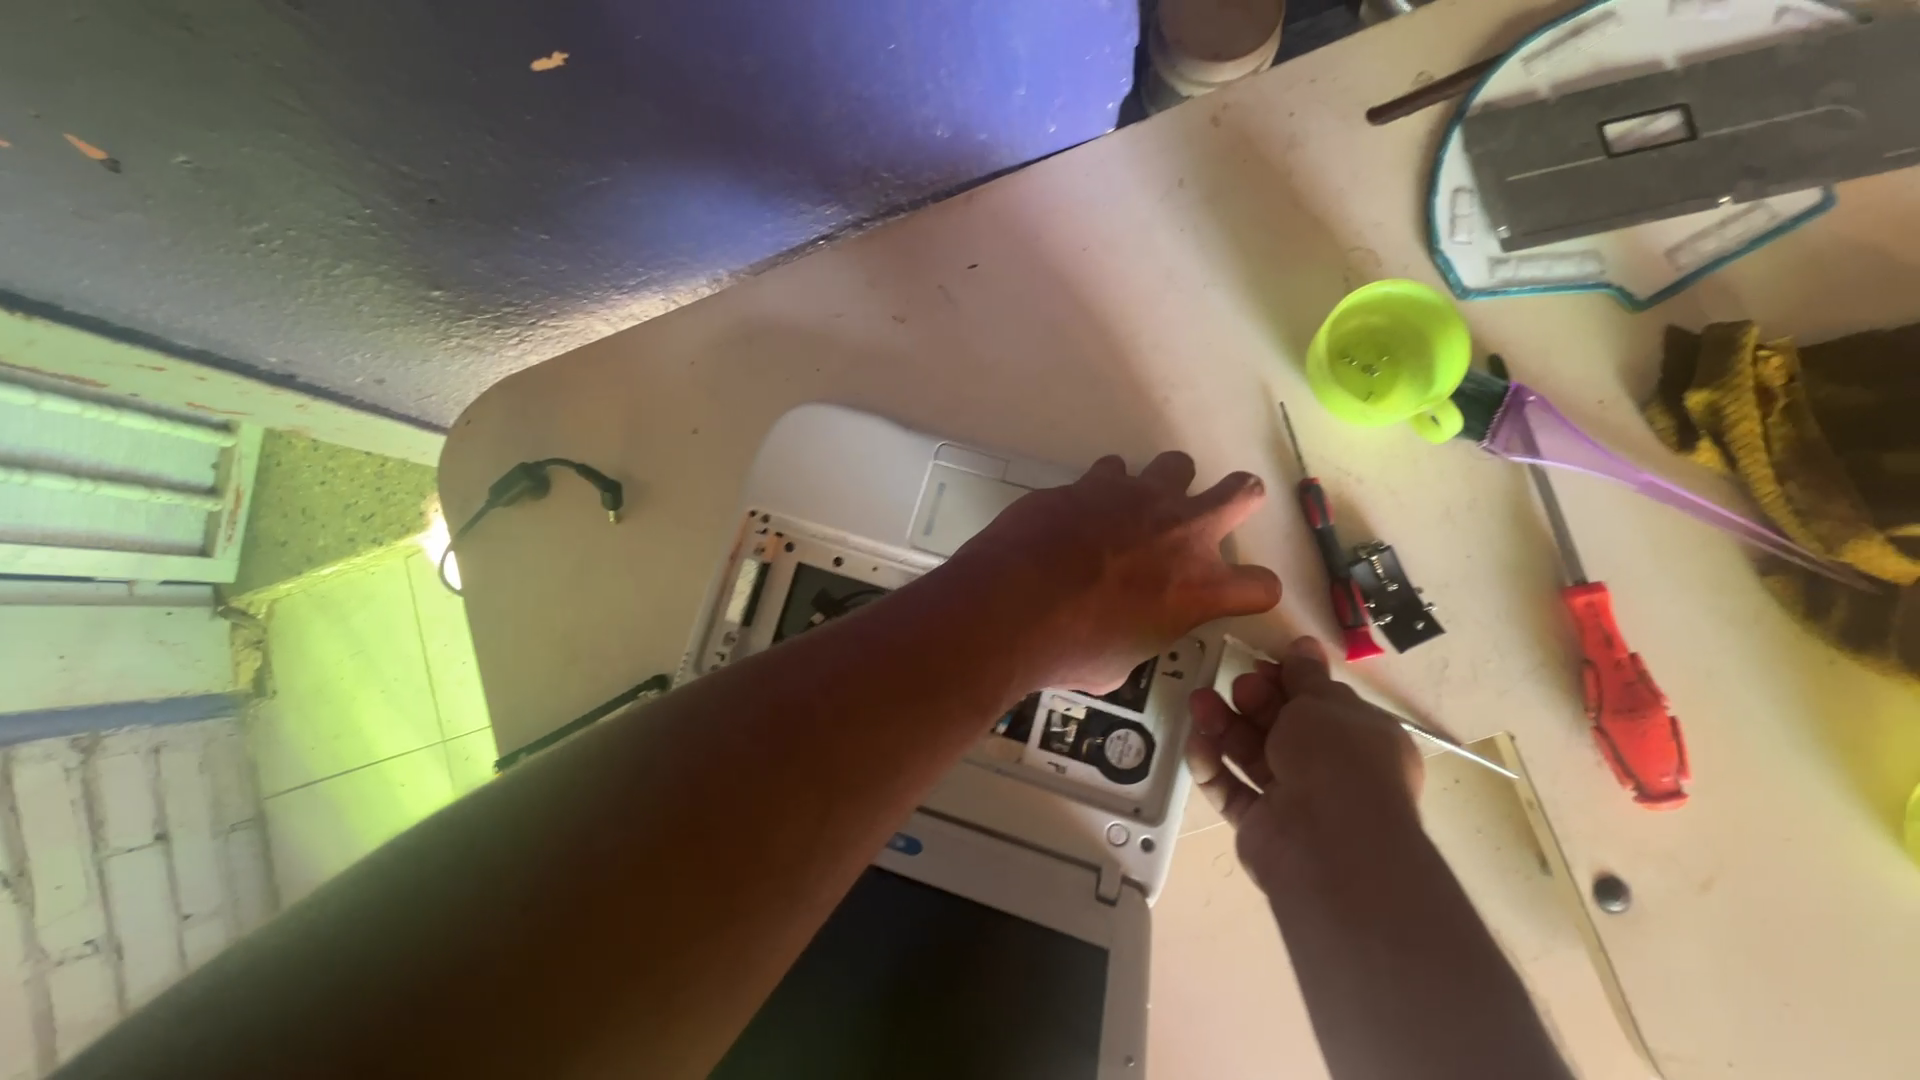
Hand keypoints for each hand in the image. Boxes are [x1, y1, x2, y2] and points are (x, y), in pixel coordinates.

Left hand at [944, 451, 1280, 692]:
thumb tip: (1123, 631)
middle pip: (1242, 492)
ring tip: (1141, 504)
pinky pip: (1112, 470)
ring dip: (1167, 483)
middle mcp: (1181, 532)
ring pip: (1176, 465)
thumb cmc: (1070, 650)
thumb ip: (1139, 635)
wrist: (1010, 606)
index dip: (1254, 591)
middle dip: (1241, 496)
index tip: (1239, 593)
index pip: (1261, 585)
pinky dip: (1105, 488)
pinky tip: (1082, 509)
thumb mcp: (1120, 663)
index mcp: (1200, 588)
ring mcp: (1136, 497)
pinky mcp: (1090, 482)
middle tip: (1226, 506)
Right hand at [1185, 637, 1423, 890]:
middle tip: (1237, 688)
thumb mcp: (1324, 704)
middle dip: (1253, 701)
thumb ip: (1305, 675)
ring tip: (1199, 704)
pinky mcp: (1260, 824)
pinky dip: (1213, 765)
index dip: (1288, 681)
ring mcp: (1294, 800)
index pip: (1321, 702)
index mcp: (1362, 739)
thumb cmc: (1338, 761)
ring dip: (1224, 726)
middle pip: (1281, 726)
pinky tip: (1197, 743)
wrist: (1329, 846)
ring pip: (1251, 755)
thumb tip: (1304, 644)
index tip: (1261, 665)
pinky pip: (1231, 788)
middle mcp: (1332, 770)